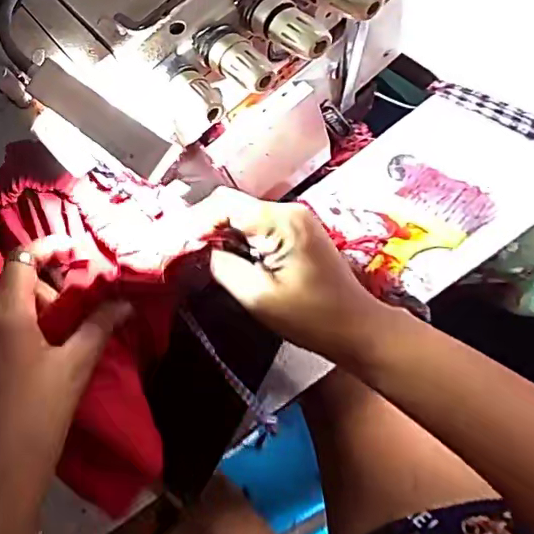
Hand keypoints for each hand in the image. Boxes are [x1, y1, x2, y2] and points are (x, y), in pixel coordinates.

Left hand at [0, 236, 131, 533]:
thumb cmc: (40, 420)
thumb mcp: (75, 369)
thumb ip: (98, 327)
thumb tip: (123, 301)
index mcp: (8, 312)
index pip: (23, 258)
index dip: (46, 249)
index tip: (69, 252)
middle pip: (8, 283)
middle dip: (37, 292)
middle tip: (59, 324)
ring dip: (7, 306)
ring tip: (27, 337)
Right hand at [191, 188, 405, 363]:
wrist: (358, 329)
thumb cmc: (312, 318)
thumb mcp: (257, 297)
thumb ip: (222, 267)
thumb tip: (200, 250)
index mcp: (281, 221)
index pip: (223, 204)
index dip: (194, 221)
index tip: (175, 243)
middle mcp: (288, 210)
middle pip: (231, 205)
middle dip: (202, 226)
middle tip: (179, 249)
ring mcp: (294, 218)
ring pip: (241, 214)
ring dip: (218, 232)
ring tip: (195, 253)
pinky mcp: (295, 230)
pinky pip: (255, 225)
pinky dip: (236, 238)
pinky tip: (224, 257)